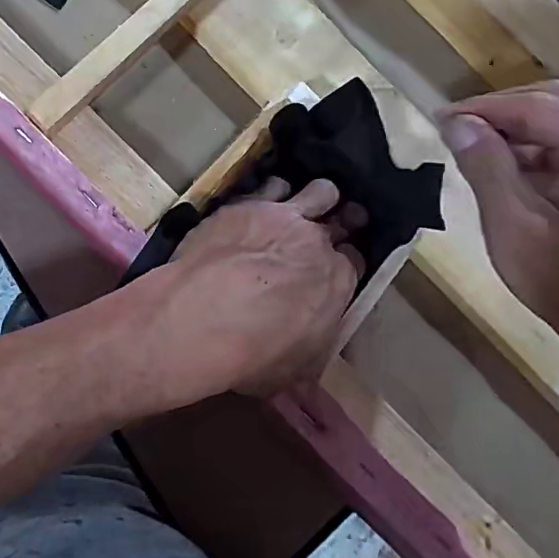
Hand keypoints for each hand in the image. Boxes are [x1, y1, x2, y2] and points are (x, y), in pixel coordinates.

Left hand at [149, 179, 364, 397]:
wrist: (204, 317)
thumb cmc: (255, 354)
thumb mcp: (294, 372)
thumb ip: (309, 357)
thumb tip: (308, 363)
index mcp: (337, 281)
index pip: (355, 261)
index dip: (346, 261)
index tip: (336, 266)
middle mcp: (318, 242)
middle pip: (343, 220)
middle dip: (345, 220)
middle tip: (339, 221)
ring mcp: (284, 217)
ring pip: (319, 191)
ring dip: (318, 196)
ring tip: (308, 202)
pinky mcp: (249, 204)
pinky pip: (273, 185)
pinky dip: (274, 191)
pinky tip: (264, 199)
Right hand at [440, 81, 558, 367]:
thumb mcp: (512, 228)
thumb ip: (486, 168)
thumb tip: (458, 123)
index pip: (537, 108)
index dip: (484, 107)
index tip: (441, 118)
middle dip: (505, 110)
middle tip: (460, 128)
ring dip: (525, 128)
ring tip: (481, 149)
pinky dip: (546, 148)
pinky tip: (517, 170)